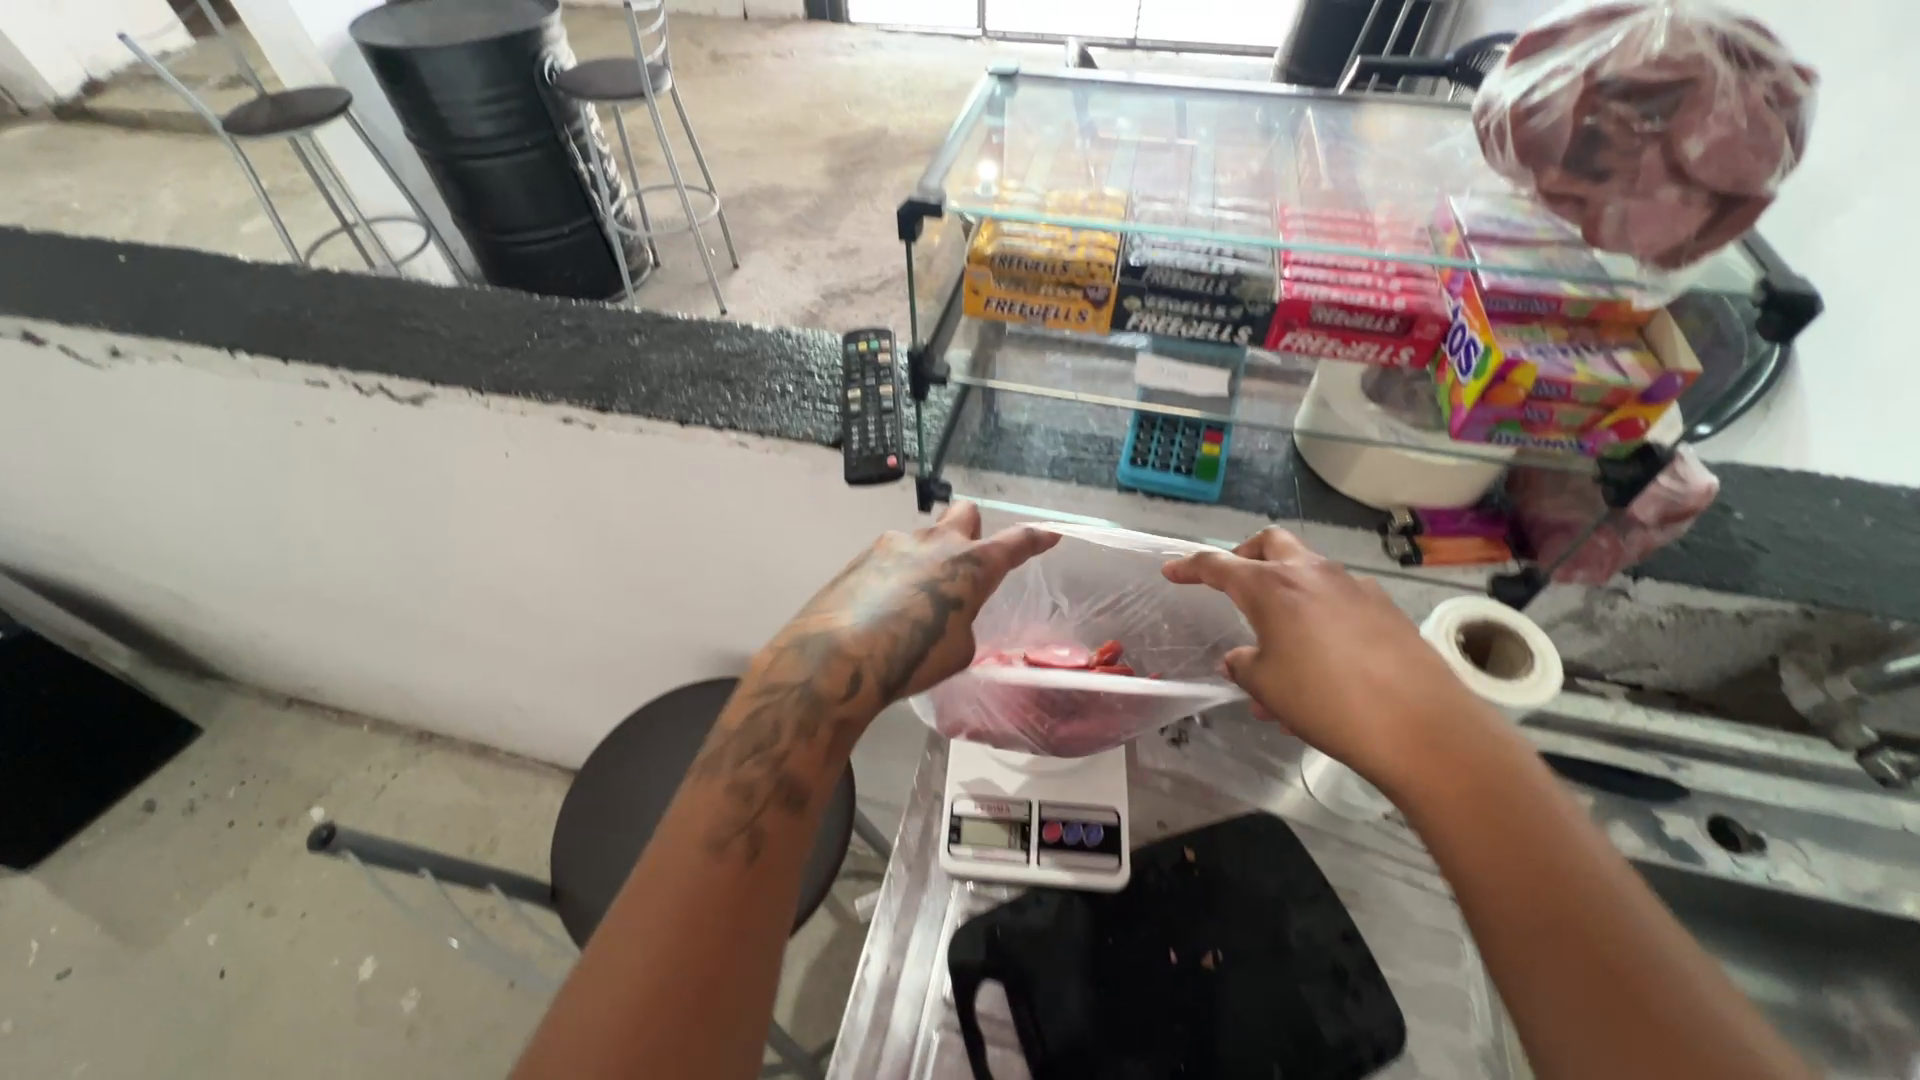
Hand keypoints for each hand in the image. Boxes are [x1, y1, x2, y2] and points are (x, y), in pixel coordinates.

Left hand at [728, 502, 1059, 745]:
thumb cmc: (913, 658)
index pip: (1015, 542)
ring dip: (927, 558)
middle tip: (966, 559)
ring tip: (916, 599)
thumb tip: (950, 616)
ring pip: (922, 537)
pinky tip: (883, 608)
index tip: (1049, 534)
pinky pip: (890, 558)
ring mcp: (893, 544)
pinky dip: (896, 576)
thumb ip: (963, 622)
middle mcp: (935, 543)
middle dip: (972, 529)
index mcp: (972, 564)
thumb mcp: (958, 650)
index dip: (1035, 539)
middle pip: (964, 514)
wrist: (838, 657)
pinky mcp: (860, 558)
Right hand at [1161, 527, 1501, 793]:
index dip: (1190, 568)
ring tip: (1278, 642)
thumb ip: (1244, 664)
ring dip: (1285, 590)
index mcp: (1272, 587)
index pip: (1218, 565)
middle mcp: (1312, 574)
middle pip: (1270, 543)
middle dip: (1245, 555)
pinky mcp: (1385, 608)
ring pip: (1308, 571)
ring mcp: (1354, 587)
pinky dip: (1318, 614)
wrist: (1420, 725)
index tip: (1172, 572)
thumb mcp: (1266, 687)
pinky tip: (1322, 661)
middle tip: (1233, 584)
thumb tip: (1240, 658)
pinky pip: (1338, 599)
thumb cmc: (1326, 702)